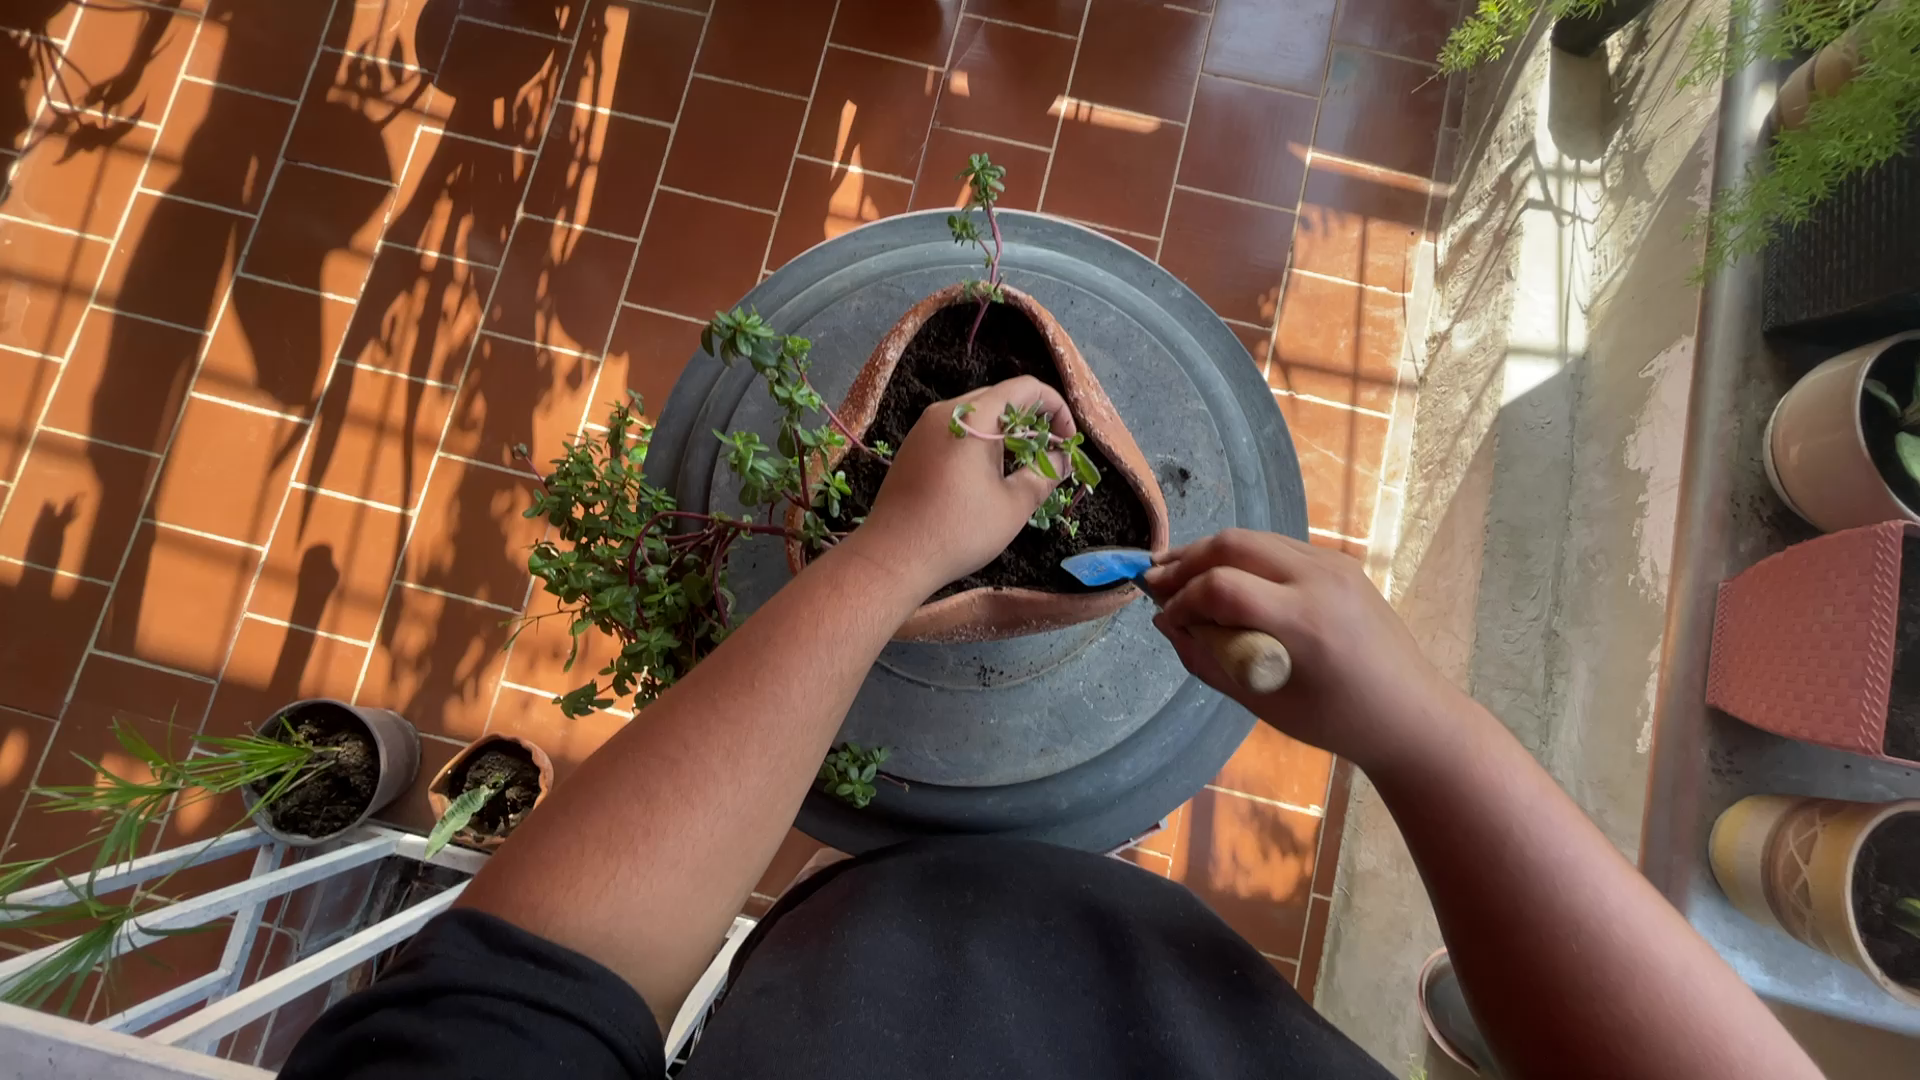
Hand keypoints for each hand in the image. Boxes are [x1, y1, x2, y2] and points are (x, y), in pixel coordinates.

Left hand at [855, 375, 1070, 591]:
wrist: (892, 557)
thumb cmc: (957, 531)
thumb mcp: (1013, 505)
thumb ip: (1045, 473)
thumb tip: (1062, 457)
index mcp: (973, 417)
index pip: (1025, 388)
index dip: (1056, 408)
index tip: (1067, 441)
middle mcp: (945, 412)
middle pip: (1000, 397)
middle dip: (1032, 421)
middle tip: (1049, 455)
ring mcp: (924, 429)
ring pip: (977, 416)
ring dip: (1006, 434)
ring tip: (1022, 468)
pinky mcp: (913, 449)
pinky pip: (955, 432)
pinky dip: (980, 444)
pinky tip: (987, 477)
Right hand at [1142, 529, 1468, 771]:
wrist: (1412, 714)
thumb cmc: (1335, 721)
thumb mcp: (1261, 702)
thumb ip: (1207, 659)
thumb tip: (1165, 625)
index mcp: (1305, 621)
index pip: (1223, 587)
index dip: (1182, 600)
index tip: (1164, 618)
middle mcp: (1320, 579)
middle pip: (1232, 545)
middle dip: (1185, 560)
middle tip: (1154, 580)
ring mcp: (1333, 564)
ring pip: (1251, 537)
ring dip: (1207, 552)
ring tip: (1175, 570)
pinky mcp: (1338, 562)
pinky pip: (1274, 546)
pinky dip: (1238, 555)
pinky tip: (1219, 573)